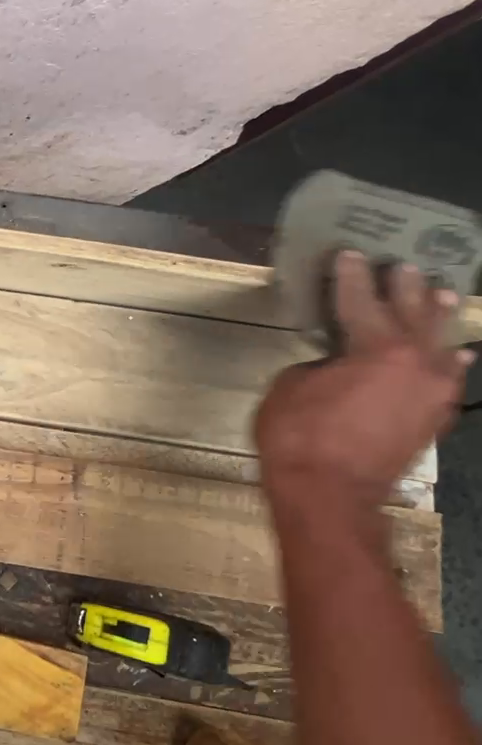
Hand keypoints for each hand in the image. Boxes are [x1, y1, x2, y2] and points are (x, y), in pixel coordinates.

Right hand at [255, 250, 472, 504]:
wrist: (331, 490)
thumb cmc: (298, 435)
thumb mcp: (289, 388)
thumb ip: (319, 366)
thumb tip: (336, 364)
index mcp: (376, 349)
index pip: (361, 301)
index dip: (351, 277)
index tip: (349, 253)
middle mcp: (418, 362)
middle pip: (412, 314)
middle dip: (403, 288)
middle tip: (402, 264)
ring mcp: (435, 389)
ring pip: (440, 341)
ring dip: (436, 316)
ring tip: (439, 294)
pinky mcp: (436, 413)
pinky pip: (449, 373)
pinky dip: (448, 357)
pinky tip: (454, 352)